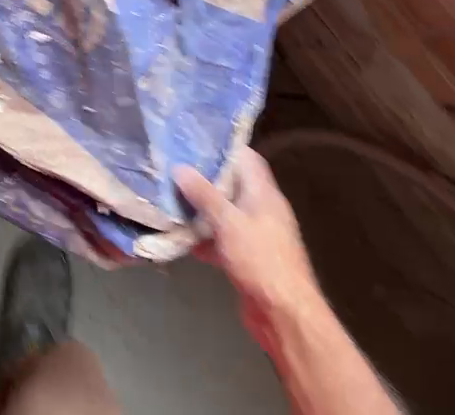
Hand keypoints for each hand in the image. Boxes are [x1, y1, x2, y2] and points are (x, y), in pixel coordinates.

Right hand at [176, 148, 320, 329]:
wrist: (284, 315)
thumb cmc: (261, 260)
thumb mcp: (229, 222)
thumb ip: (204, 194)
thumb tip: (180, 167)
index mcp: (264, 194)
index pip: (248, 158)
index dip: (224, 147)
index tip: (194, 140)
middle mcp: (262, 210)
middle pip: (233, 185)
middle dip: (205, 177)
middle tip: (174, 167)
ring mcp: (255, 236)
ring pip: (225, 213)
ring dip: (202, 209)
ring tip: (170, 197)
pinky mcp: (247, 259)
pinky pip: (222, 240)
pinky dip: (204, 238)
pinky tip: (180, 238)